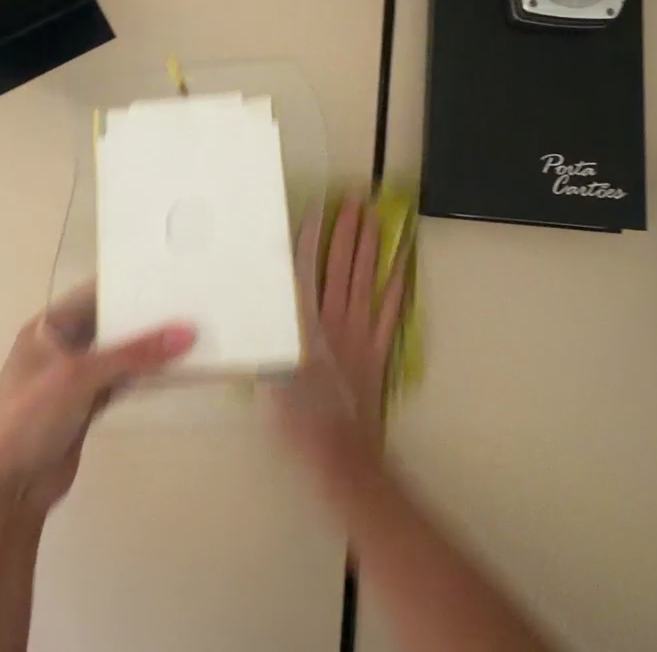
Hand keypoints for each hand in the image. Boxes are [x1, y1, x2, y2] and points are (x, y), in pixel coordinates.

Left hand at [0, 286, 195, 510]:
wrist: (6, 488)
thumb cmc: (31, 417)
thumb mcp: (81, 376)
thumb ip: (135, 353)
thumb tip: (188, 332)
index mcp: (47, 327)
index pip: (93, 294)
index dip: (127, 283)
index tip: (169, 274)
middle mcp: (60, 347)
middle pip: (108, 323)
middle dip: (143, 316)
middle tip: (188, 302)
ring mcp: (73, 378)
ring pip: (118, 354)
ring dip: (147, 349)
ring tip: (190, 331)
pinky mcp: (85, 406)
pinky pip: (121, 381)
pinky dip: (143, 376)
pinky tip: (172, 370)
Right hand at [270, 196, 408, 484]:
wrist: (339, 452)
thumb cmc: (296, 420)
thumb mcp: (267, 378)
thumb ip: (265, 343)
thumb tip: (254, 314)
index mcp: (302, 326)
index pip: (305, 272)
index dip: (310, 240)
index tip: (315, 211)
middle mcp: (333, 322)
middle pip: (340, 269)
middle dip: (346, 235)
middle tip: (353, 204)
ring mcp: (360, 335)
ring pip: (365, 283)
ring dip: (370, 251)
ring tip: (375, 222)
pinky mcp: (378, 351)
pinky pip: (390, 315)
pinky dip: (397, 290)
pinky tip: (402, 268)